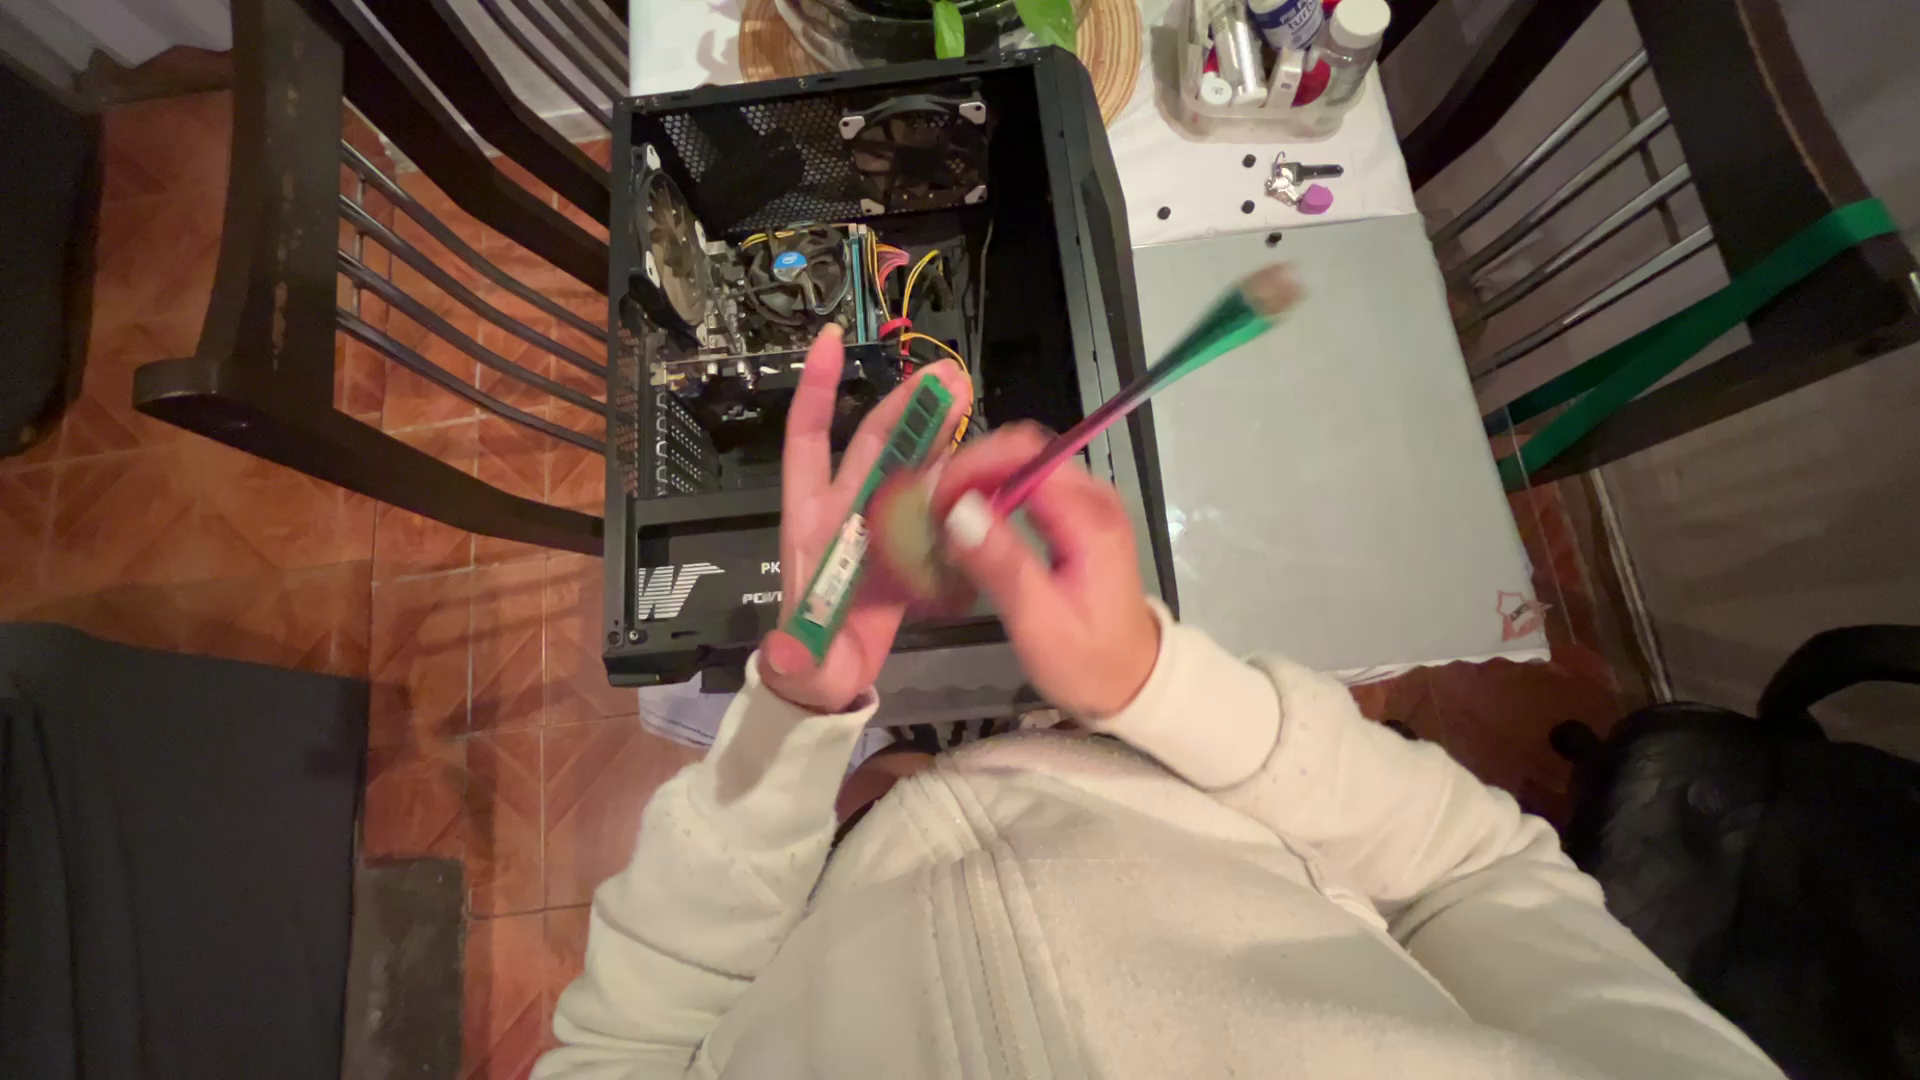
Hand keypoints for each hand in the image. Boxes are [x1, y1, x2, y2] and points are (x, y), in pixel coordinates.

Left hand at [758, 325, 971, 712]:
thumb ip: (796, 656)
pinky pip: (930, 503)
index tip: (832, 341)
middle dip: (906, 405)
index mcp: (809, 520)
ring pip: (908, 465)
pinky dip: (950, 477)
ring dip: (935, 429)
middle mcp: (844, 510)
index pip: (807, 441)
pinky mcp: (907, 547)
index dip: (817, 391)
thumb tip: (785, 654)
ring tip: (967, 395)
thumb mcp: (802, 663)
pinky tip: (979, 456)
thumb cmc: (811, 665)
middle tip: (947, 376)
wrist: (832, 682)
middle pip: (874, 443)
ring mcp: (879, 526)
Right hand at [930, 424, 1160, 717]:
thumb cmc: (1086, 660)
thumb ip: (1002, 564)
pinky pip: (1030, 485)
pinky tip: (970, 521)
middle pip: (1024, 451)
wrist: (1132, 681)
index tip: (933, 497)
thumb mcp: (1039, 622)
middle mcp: (1094, 497)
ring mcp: (1088, 503)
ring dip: (980, 479)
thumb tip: (957, 510)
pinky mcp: (1078, 516)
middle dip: (971, 468)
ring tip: (942, 513)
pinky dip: (995, 494)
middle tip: (930, 504)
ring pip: (1023, 464)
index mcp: (1090, 518)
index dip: (972, 465)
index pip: (1025, 456)